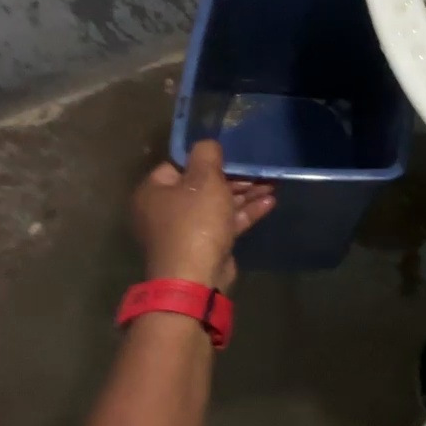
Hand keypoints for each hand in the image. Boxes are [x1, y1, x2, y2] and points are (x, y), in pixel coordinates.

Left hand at [132, 139, 275, 290]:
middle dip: (233, 178)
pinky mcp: (204, 246)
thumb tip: (207, 146)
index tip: (229, 156)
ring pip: (216, 204)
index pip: (178, 165)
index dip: (204, 160)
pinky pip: (225, 223)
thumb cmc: (195, 222)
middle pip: (201, 185)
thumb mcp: (203, 178)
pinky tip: (269, 202)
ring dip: (244, 194)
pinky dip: (244, 212)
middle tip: (257, 171)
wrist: (195, 278)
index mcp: (154, 193)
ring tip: (271, 183)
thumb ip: (207, 154)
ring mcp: (184, 231)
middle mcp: (164, 211)